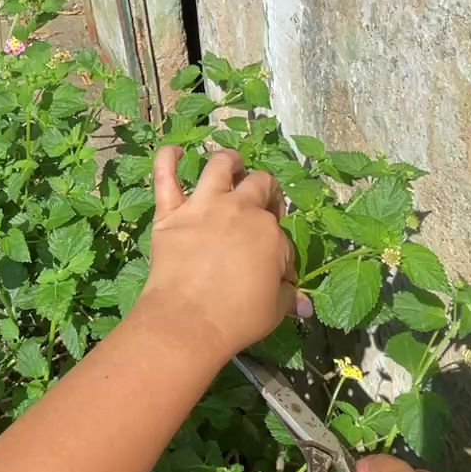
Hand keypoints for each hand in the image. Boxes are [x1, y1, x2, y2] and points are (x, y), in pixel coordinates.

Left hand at [137, 147, 307, 357]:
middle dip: (264, 190)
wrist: (189, 320)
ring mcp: (203, 206)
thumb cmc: (237, 318)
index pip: (280, 231)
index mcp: (270, 232)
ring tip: (232, 164)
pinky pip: (165, 175)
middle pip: (259, 184)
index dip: (279, 249)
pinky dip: (168, 159)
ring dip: (229, 161)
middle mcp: (239, 209)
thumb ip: (289, 296)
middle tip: (260, 204)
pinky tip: (174, 151)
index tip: (273, 266)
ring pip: (220, 166)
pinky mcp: (171, 211)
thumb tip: (305, 304)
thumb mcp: (275, 308)